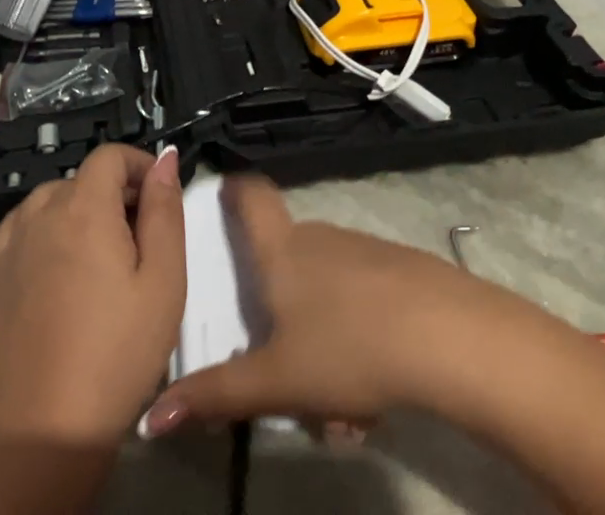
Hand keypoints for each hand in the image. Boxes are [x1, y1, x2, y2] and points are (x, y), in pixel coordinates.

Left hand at [0, 143, 185, 444]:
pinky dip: (51, 233)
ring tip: (107, 261)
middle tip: (144, 244)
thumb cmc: (120, 349)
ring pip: (53, 202)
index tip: (162, 199)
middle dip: (117, 194)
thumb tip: (165, 159)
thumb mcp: (163, 279)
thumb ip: (165, 210)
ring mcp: (11, 243)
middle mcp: (39, 213)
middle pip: (82, 179)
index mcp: (83, 208)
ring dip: (83, 213)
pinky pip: (26, 228)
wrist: (48, 421)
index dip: (141, 166)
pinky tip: (66, 272)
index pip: (109, 156)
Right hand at [140, 174, 500, 437]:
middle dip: (281, 298)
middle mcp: (324, 239)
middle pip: (290, 253)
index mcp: (283, 252)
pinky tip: (378, 389)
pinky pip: (371, 299)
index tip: (225, 186)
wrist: (453, 340)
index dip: (236, 188)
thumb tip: (152, 417)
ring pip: (333, 284)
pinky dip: (364, 335)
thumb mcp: (276, 382)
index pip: (253, 198)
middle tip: (281, 355)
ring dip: (325, 329)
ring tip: (338, 398)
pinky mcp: (410, 271)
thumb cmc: (349, 350)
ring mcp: (371, 251)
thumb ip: (216, 397)